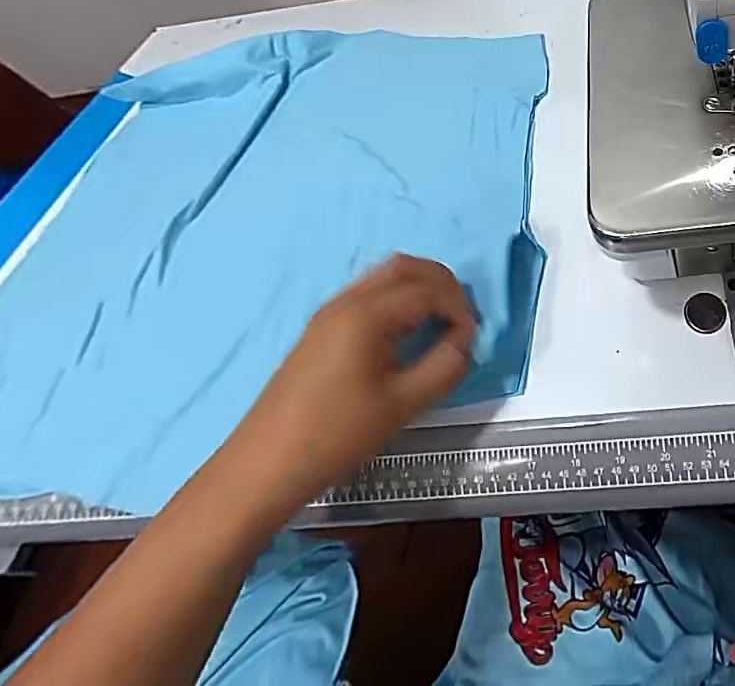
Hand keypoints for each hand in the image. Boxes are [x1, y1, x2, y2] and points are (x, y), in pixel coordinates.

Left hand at [221, 254, 475, 519]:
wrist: (264, 466)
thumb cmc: (334, 436)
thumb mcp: (401, 406)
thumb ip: (443, 368)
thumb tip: (464, 344)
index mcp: (366, 315)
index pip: (427, 290)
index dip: (458, 308)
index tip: (470, 337)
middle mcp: (346, 302)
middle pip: (405, 266)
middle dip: (442, 284)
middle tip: (462, 317)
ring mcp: (329, 313)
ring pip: (385, 275)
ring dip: (420, 286)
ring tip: (440, 320)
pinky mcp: (321, 329)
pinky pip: (369, 292)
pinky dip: (398, 297)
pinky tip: (405, 330)